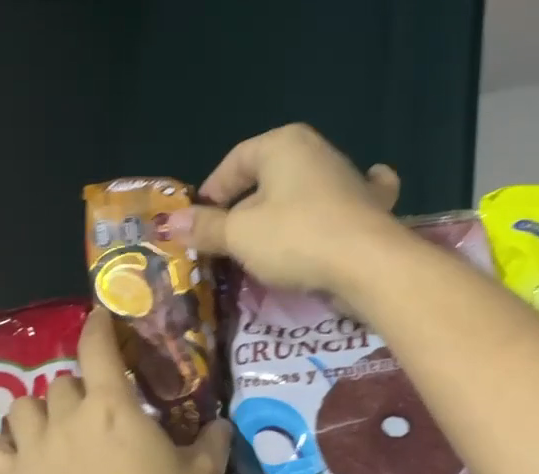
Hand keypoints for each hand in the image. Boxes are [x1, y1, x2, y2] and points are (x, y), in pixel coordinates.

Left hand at [0, 307, 230, 473]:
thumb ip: (212, 441)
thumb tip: (221, 425)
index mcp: (113, 406)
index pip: (96, 346)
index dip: (97, 327)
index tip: (99, 321)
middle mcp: (68, 417)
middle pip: (61, 382)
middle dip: (78, 391)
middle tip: (95, 413)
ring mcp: (36, 450)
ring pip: (22, 408)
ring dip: (38, 413)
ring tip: (53, 430)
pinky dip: (5, 448)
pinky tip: (20, 456)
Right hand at [175, 123, 406, 296]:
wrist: (368, 265)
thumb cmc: (296, 239)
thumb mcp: (240, 235)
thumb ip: (206, 228)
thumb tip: (168, 223)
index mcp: (282, 144)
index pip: (235, 162)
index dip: (213, 192)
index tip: (200, 223)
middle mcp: (316, 151)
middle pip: (267, 179)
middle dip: (246, 208)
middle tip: (228, 243)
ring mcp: (348, 177)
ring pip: (303, 191)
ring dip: (284, 212)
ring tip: (268, 242)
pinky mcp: (369, 208)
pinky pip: (346, 201)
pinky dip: (336, 207)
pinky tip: (343, 205)